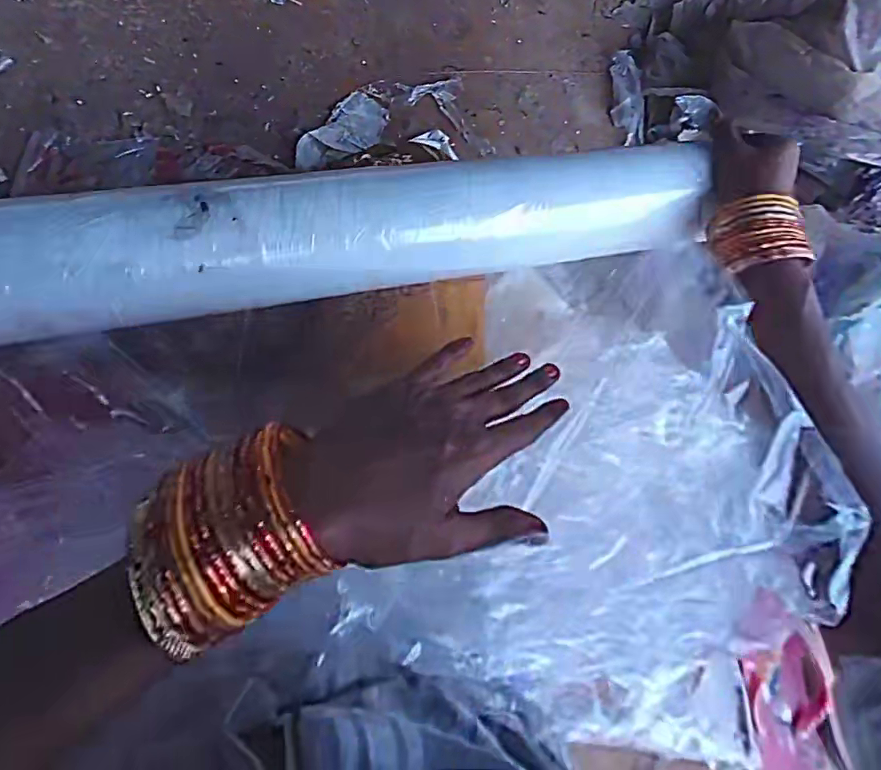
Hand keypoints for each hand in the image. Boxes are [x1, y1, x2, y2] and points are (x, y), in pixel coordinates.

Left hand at [284, 339, 568, 567]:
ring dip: (501, 368)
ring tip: (523, 357)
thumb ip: (495, 527)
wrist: (317, 495)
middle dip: (531, 384)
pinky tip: (466, 342)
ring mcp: (428, 399)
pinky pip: (434, 364)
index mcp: (471, 456)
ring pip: (475, 378)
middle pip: (503, 397)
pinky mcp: (400, 389)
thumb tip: (543, 528)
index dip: (544, 417)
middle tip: (553, 369)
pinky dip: (452, 352)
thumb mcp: (442, 538)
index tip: (564, 403)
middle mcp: (457, 420)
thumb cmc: (381, 525)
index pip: (519, 431)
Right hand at [714, 121, 812, 298]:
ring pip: (752, 171)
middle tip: (718, 169)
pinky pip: (754, 187)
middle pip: (752, 153)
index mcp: (785, 143)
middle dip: (735, 160)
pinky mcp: (776, 200)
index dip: (730, 143)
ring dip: (737, 175)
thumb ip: (722, 130)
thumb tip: (717, 116)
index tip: (718, 155)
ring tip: (723, 183)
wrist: (754, 224)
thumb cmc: (744, 181)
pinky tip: (731, 195)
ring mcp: (785, 182)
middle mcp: (791, 160)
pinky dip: (743, 189)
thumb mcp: (729, 150)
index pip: (750, 134)